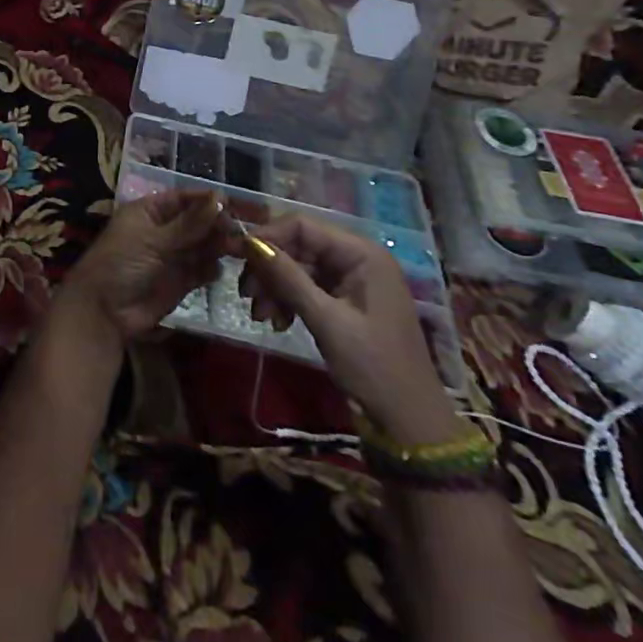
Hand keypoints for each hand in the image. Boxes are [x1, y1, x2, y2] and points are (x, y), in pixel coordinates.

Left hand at [58, 191, 226, 347]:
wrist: (104, 312)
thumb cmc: (120, 265)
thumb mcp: (153, 240)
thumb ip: (189, 224)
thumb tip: (219, 199)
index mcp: (149, 211)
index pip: (185, 199)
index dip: (210, 200)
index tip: (236, 205)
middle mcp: (163, 230)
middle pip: (199, 222)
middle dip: (219, 225)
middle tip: (241, 233)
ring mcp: (173, 256)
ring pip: (204, 245)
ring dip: (220, 246)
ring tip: (236, 250)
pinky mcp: (181, 280)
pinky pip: (203, 269)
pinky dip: (212, 268)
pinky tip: (216, 270)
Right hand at [228, 214, 463, 443]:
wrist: (406, 416)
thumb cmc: (373, 365)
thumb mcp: (326, 320)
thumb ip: (288, 278)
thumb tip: (249, 243)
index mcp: (363, 255)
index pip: (303, 226)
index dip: (267, 236)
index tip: (236, 257)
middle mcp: (356, 259)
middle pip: (297, 246)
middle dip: (268, 269)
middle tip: (247, 295)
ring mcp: (350, 281)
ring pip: (296, 268)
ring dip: (273, 288)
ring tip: (261, 316)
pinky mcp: (342, 301)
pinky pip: (304, 288)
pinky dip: (285, 301)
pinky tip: (277, 323)